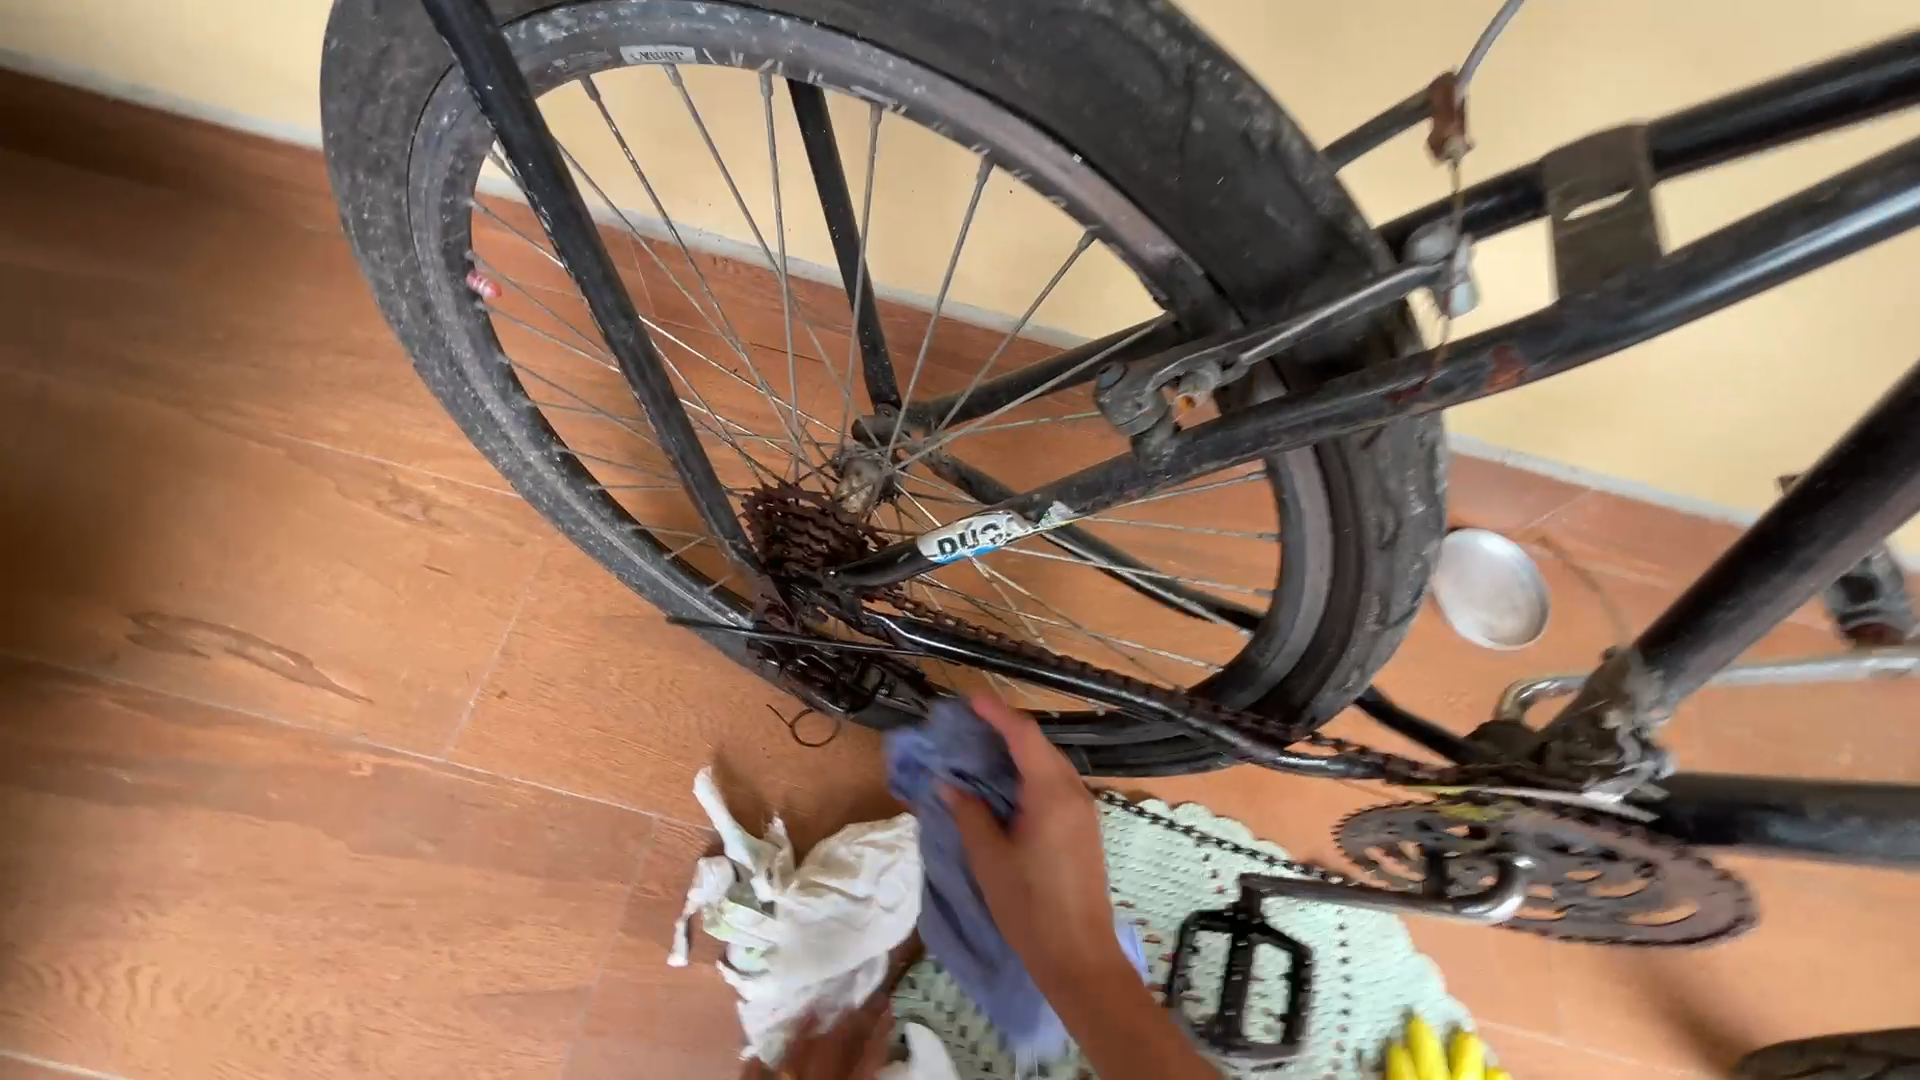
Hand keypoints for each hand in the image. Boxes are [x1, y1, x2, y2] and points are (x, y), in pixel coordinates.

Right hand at [941, 696, 1128, 990]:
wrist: (1080, 957)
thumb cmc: (1030, 908)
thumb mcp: (990, 860)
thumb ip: (970, 814)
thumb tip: (949, 784)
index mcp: (1051, 793)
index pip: (1024, 736)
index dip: (997, 713)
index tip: (971, 699)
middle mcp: (1074, 792)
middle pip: (1040, 745)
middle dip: (1007, 729)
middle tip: (971, 725)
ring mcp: (1085, 810)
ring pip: (1051, 764)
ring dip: (1020, 752)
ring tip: (985, 750)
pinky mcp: (1086, 828)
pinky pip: (1058, 784)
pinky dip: (1032, 773)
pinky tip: (1010, 785)